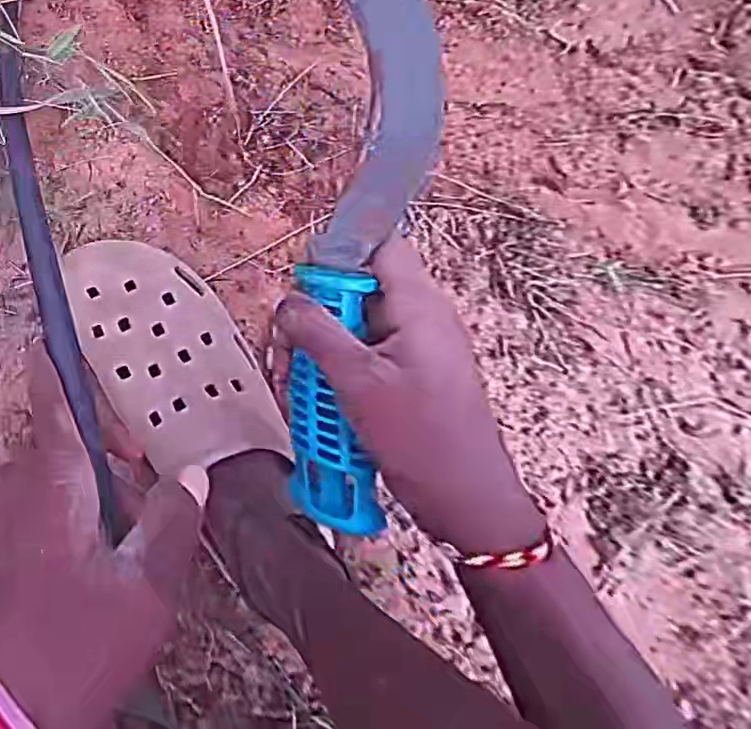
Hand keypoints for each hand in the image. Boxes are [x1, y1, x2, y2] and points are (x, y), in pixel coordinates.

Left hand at [0, 352, 208, 728]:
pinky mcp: (2, 533)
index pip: (53, 395)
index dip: (57, 356)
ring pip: (60, 473)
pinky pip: (43, 500)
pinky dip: (76, 509)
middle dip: (109, 449)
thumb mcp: (144, 589)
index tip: (55, 324)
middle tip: (149, 485)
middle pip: (67, 436)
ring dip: (99, 488)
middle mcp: (21, 477)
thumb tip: (190, 472)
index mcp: (54, 473)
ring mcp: (6, 505)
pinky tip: (102, 558)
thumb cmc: (74, 640)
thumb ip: (171, 521)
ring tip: (135, 541)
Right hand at [271, 236, 543, 552]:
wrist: (464, 504)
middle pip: (344, 290)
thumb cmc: (422, 439)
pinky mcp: (392, 371)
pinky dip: (320, 369)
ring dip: (306, 349)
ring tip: (296, 384)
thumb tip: (287, 300)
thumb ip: (316, 330)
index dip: (338, 249)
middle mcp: (411, 319)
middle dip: (307, 315)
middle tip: (289, 350)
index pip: (379, 246)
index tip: (302, 277)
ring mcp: (402, 347)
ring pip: (336, 324)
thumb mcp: (357, 380)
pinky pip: (345, 353)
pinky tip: (309, 399)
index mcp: (417, 308)